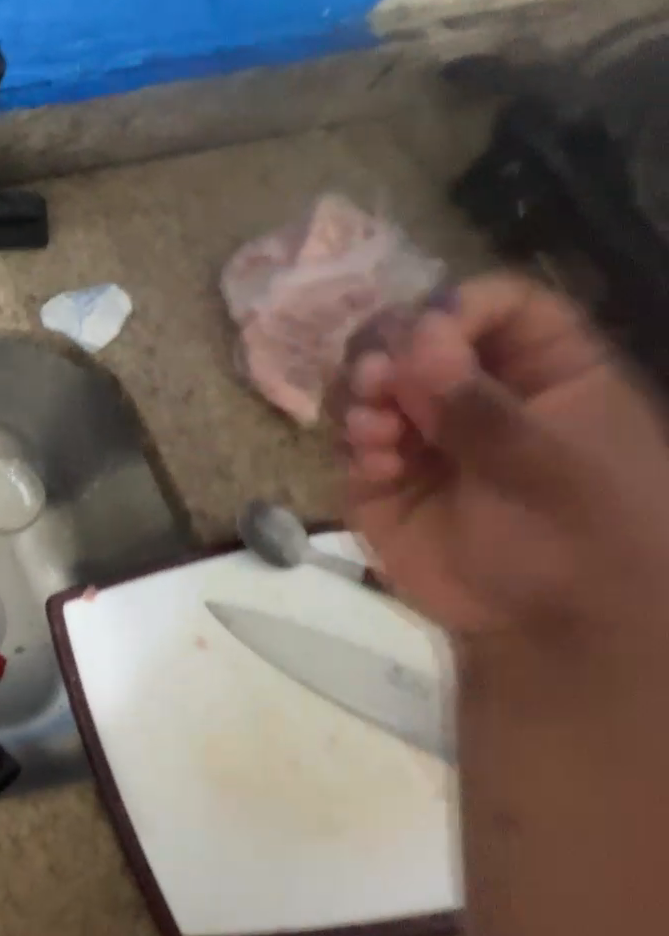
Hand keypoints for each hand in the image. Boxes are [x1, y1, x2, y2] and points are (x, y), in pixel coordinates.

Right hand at [337, 272, 668, 637]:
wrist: (545, 627)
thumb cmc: (584, 538)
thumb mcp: (550, 464)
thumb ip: (478, 403)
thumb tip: (415, 334)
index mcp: (547, 378)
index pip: (502, 309)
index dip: (460, 308)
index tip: (426, 332)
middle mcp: (478, 395)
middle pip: (417, 338)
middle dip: (389, 353)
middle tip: (379, 380)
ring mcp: (424, 434)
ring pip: (371, 383)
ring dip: (363, 395)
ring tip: (376, 428)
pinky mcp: (379, 474)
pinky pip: (350, 437)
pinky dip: (354, 440)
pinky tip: (375, 463)